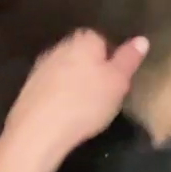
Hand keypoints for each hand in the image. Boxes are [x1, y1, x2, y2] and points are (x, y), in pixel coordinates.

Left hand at [0, 30, 149, 170]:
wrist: (38, 132)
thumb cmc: (85, 103)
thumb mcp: (118, 82)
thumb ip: (129, 59)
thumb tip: (141, 39)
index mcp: (84, 40)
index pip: (102, 39)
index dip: (112, 59)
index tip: (118, 80)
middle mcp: (60, 47)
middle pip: (83, 54)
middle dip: (93, 70)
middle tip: (106, 94)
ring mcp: (41, 68)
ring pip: (66, 71)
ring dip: (75, 84)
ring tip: (86, 108)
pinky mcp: (29, 89)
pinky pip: (52, 88)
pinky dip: (60, 97)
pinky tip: (66, 115)